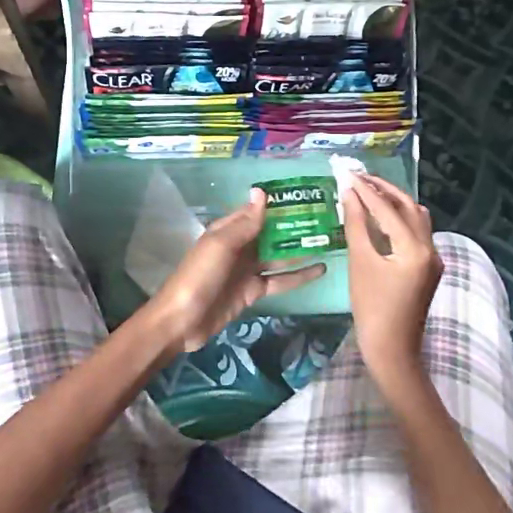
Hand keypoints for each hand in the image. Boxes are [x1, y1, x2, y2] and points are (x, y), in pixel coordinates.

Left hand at [146, 189, 327, 351]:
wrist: (183, 321)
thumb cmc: (199, 276)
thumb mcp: (221, 246)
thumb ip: (244, 223)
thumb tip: (261, 192)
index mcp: (226, 231)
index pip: (254, 212)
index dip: (275, 204)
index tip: (304, 196)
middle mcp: (237, 247)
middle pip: (268, 233)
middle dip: (292, 226)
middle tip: (326, 219)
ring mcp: (245, 270)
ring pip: (277, 256)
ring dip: (299, 250)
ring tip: (329, 241)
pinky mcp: (252, 291)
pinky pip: (279, 280)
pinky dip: (297, 275)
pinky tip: (319, 270)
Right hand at [343, 174, 442, 392]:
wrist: (392, 349)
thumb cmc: (371, 307)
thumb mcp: (360, 262)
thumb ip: (356, 225)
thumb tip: (350, 194)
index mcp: (415, 248)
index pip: (387, 209)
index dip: (365, 190)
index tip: (346, 173)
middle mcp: (430, 249)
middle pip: (408, 208)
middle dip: (383, 190)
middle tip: (358, 177)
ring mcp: (432, 259)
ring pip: (415, 218)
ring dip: (393, 202)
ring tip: (367, 191)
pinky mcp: (427, 268)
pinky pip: (415, 233)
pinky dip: (397, 219)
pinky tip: (378, 217)